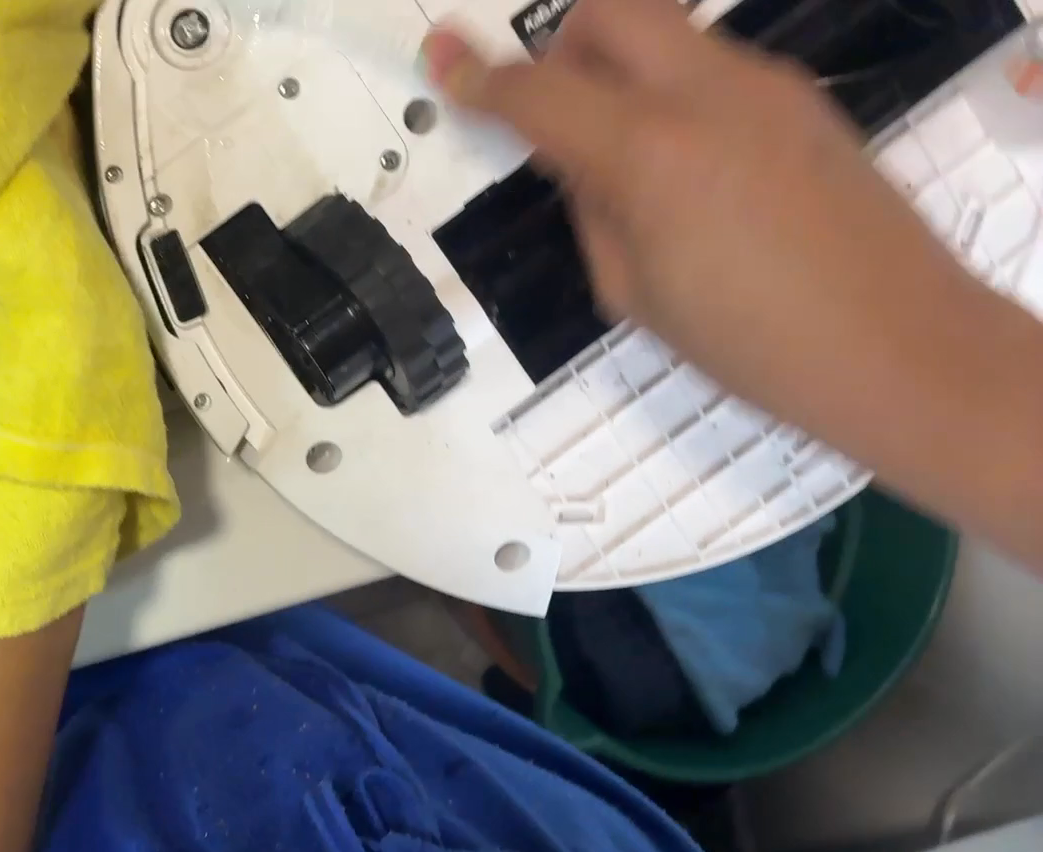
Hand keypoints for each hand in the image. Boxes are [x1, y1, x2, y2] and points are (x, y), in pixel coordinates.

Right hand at [421, 0, 984, 395]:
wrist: (888, 341)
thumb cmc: (739, 337)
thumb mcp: (626, 285)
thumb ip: (592, 205)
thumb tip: (576, 161)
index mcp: (651, 154)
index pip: (540, 93)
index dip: (480, 76)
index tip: (441, 57)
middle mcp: (713, 94)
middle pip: (612, 11)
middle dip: (557, 47)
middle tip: (539, 111)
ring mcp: (768, 86)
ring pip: (664, 35)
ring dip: (613, 74)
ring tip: (608, 162)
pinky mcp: (799, 101)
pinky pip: (706, 69)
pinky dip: (662, 96)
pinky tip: (668, 170)